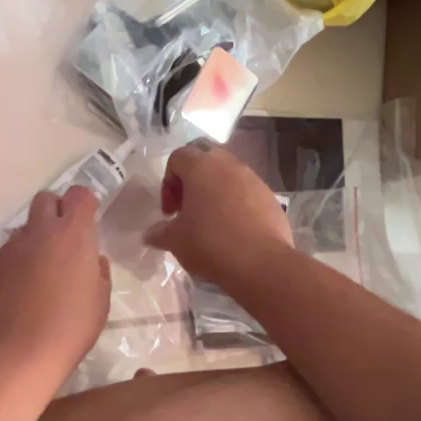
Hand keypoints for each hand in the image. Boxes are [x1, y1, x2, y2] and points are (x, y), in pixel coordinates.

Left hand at [0, 186, 109, 374]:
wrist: (23, 351)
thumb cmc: (72, 327)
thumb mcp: (100, 300)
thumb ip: (97, 271)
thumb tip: (91, 260)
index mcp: (73, 234)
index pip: (79, 194)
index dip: (86, 203)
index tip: (90, 218)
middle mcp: (40, 232)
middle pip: (46, 200)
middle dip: (57, 211)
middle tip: (65, 239)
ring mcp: (12, 248)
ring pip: (26, 228)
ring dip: (37, 239)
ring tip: (43, 271)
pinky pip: (10, 253)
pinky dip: (20, 261)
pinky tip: (25, 289)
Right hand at [147, 140, 294, 285]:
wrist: (259, 262)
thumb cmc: (209, 243)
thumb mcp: (174, 240)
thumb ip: (159, 232)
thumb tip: (150, 234)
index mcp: (201, 167)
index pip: (178, 158)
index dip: (168, 183)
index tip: (169, 212)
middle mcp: (229, 164)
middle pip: (205, 160)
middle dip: (192, 182)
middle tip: (188, 210)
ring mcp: (253, 179)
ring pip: (228, 176)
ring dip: (215, 193)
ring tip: (210, 223)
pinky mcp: (270, 197)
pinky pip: (247, 193)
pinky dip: (236, 205)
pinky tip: (233, 232)